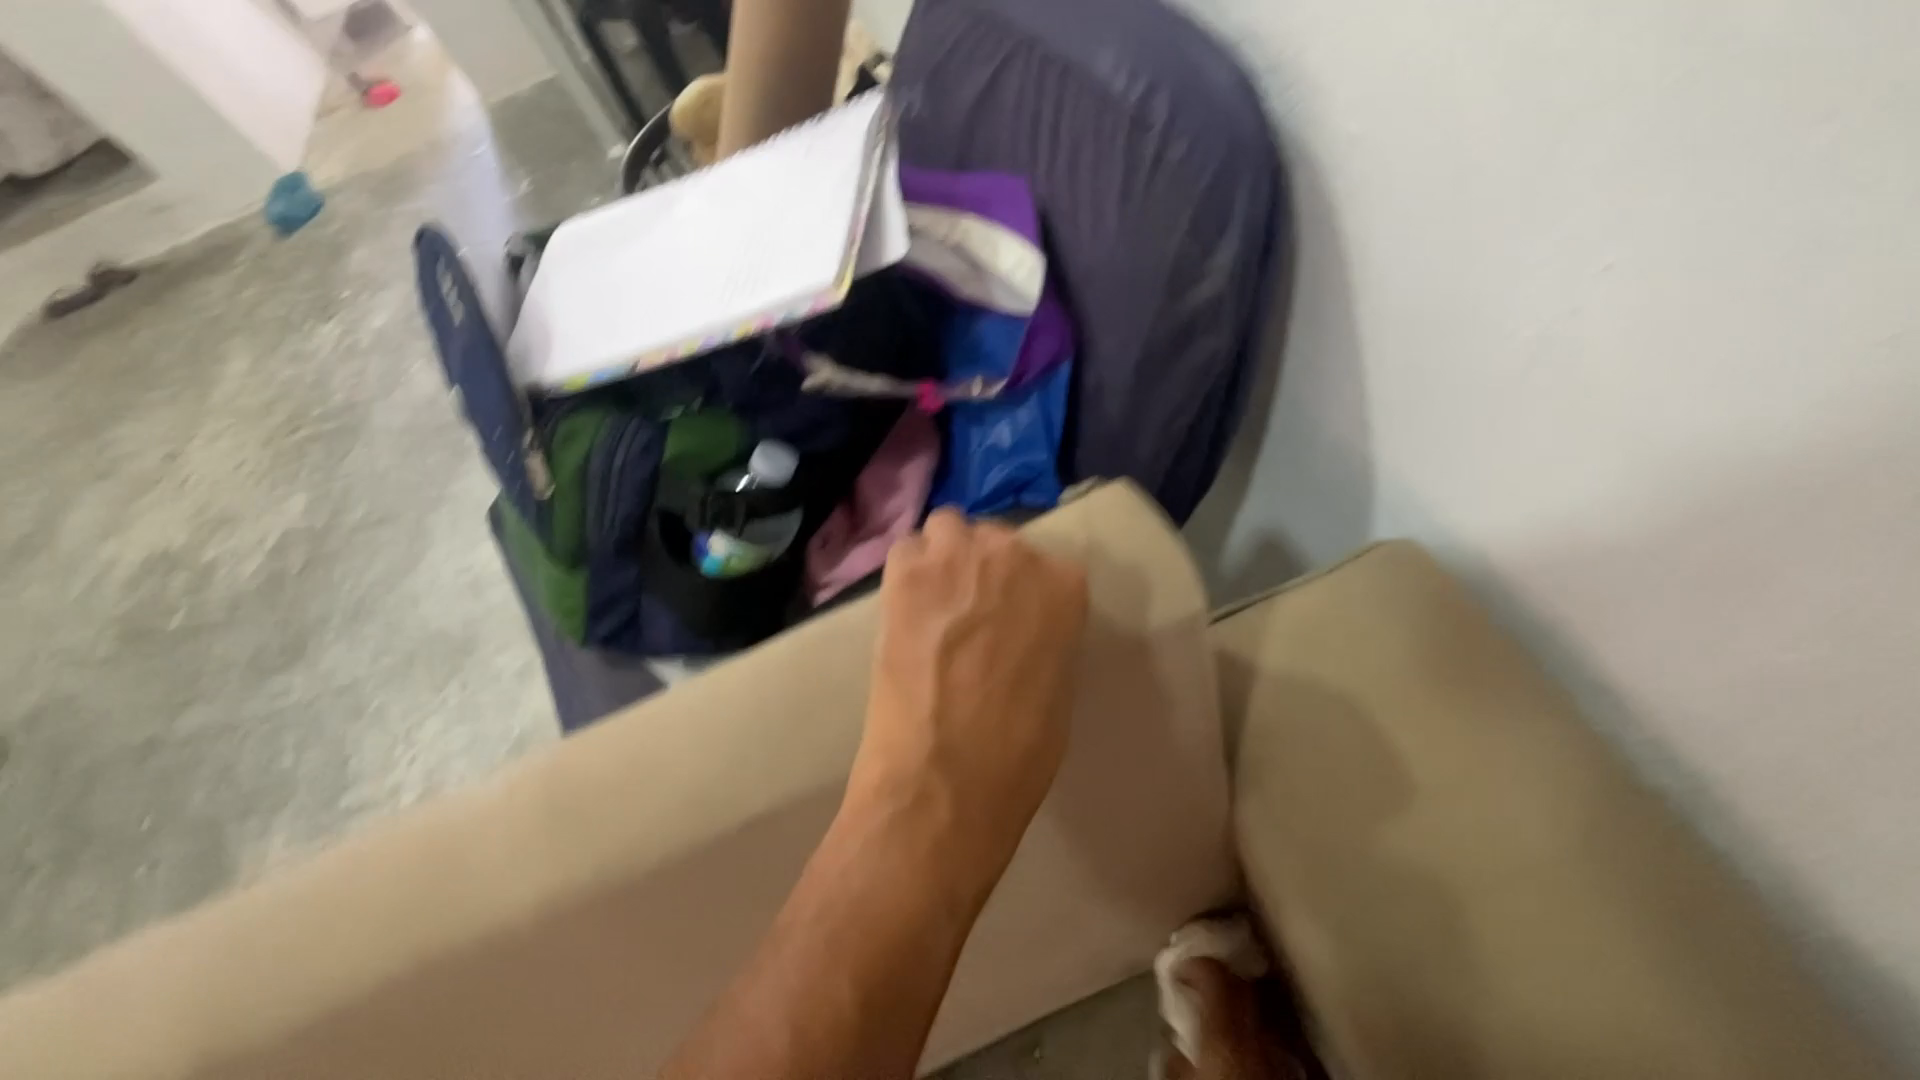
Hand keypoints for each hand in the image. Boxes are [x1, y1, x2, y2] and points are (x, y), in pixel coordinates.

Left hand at [846, 509, 1089, 876]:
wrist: (949, 773)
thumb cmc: (1019, 752)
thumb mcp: (1058, 689)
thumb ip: (1045, 641)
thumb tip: (1020, 636)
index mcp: (1066, 588)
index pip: (1048, 565)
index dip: (1021, 592)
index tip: (1008, 618)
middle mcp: (1016, 556)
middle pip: (994, 538)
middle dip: (981, 568)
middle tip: (966, 613)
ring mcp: (958, 558)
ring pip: (947, 528)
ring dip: (942, 557)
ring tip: (932, 602)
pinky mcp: (907, 574)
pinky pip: (906, 549)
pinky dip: (906, 572)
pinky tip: (903, 610)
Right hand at [1162, 959, 1309, 1079]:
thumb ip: (1176, 1065)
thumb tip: (1176, 1050)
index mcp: (1226, 1037)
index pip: (1216, 976)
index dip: (1196, 964)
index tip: (1179, 968)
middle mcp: (1259, 1039)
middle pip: (1242, 989)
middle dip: (1219, 981)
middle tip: (1196, 988)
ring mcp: (1281, 1060)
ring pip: (1259, 1019)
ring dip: (1240, 1013)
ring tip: (1219, 1026)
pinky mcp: (1293, 1078)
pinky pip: (1272, 1048)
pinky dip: (1256, 1042)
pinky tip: (1244, 1058)